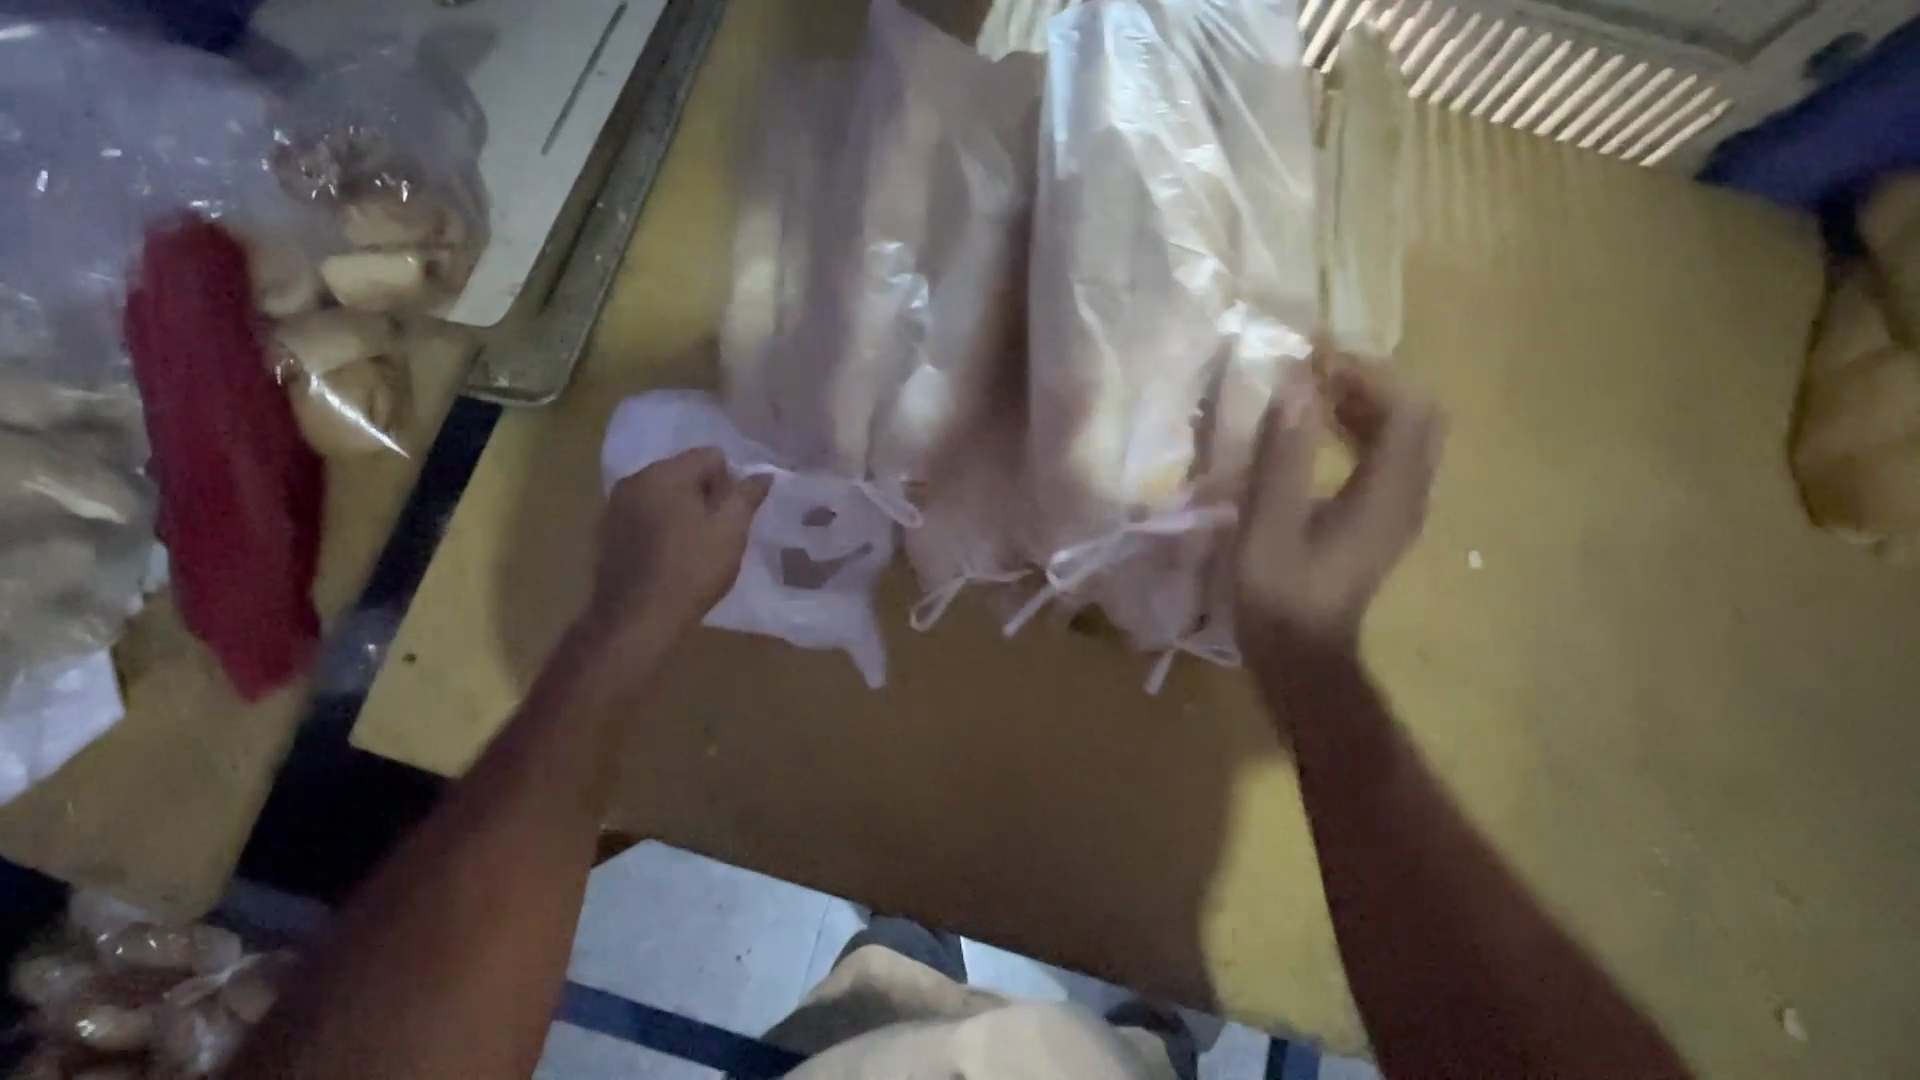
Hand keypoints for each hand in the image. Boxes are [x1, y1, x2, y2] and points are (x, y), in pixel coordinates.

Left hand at [585, 447, 770, 644]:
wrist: (636, 620)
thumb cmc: (691, 570)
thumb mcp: (730, 531)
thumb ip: (747, 496)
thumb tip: (763, 474)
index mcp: (664, 473)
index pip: (710, 456)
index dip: (731, 482)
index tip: (735, 515)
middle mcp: (634, 480)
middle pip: (684, 472)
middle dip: (705, 494)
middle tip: (719, 532)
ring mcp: (615, 507)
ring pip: (663, 495)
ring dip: (682, 511)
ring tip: (695, 546)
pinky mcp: (606, 533)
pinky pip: (644, 516)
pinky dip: (661, 526)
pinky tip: (670, 556)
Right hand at [1235, 355, 1443, 655]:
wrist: (1300, 657)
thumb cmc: (1280, 595)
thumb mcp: (1268, 524)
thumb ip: (1283, 455)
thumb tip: (1296, 386)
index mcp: (1388, 493)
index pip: (1406, 407)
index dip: (1366, 373)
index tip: (1315, 361)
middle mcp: (1409, 495)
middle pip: (1418, 416)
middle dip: (1372, 384)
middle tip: (1317, 376)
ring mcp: (1401, 511)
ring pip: (1406, 438)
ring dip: (1366, 407)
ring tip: (1313, 398)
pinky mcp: (1384, 523)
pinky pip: (1390, 460)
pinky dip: (1361, 435)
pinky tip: (1318, 439)